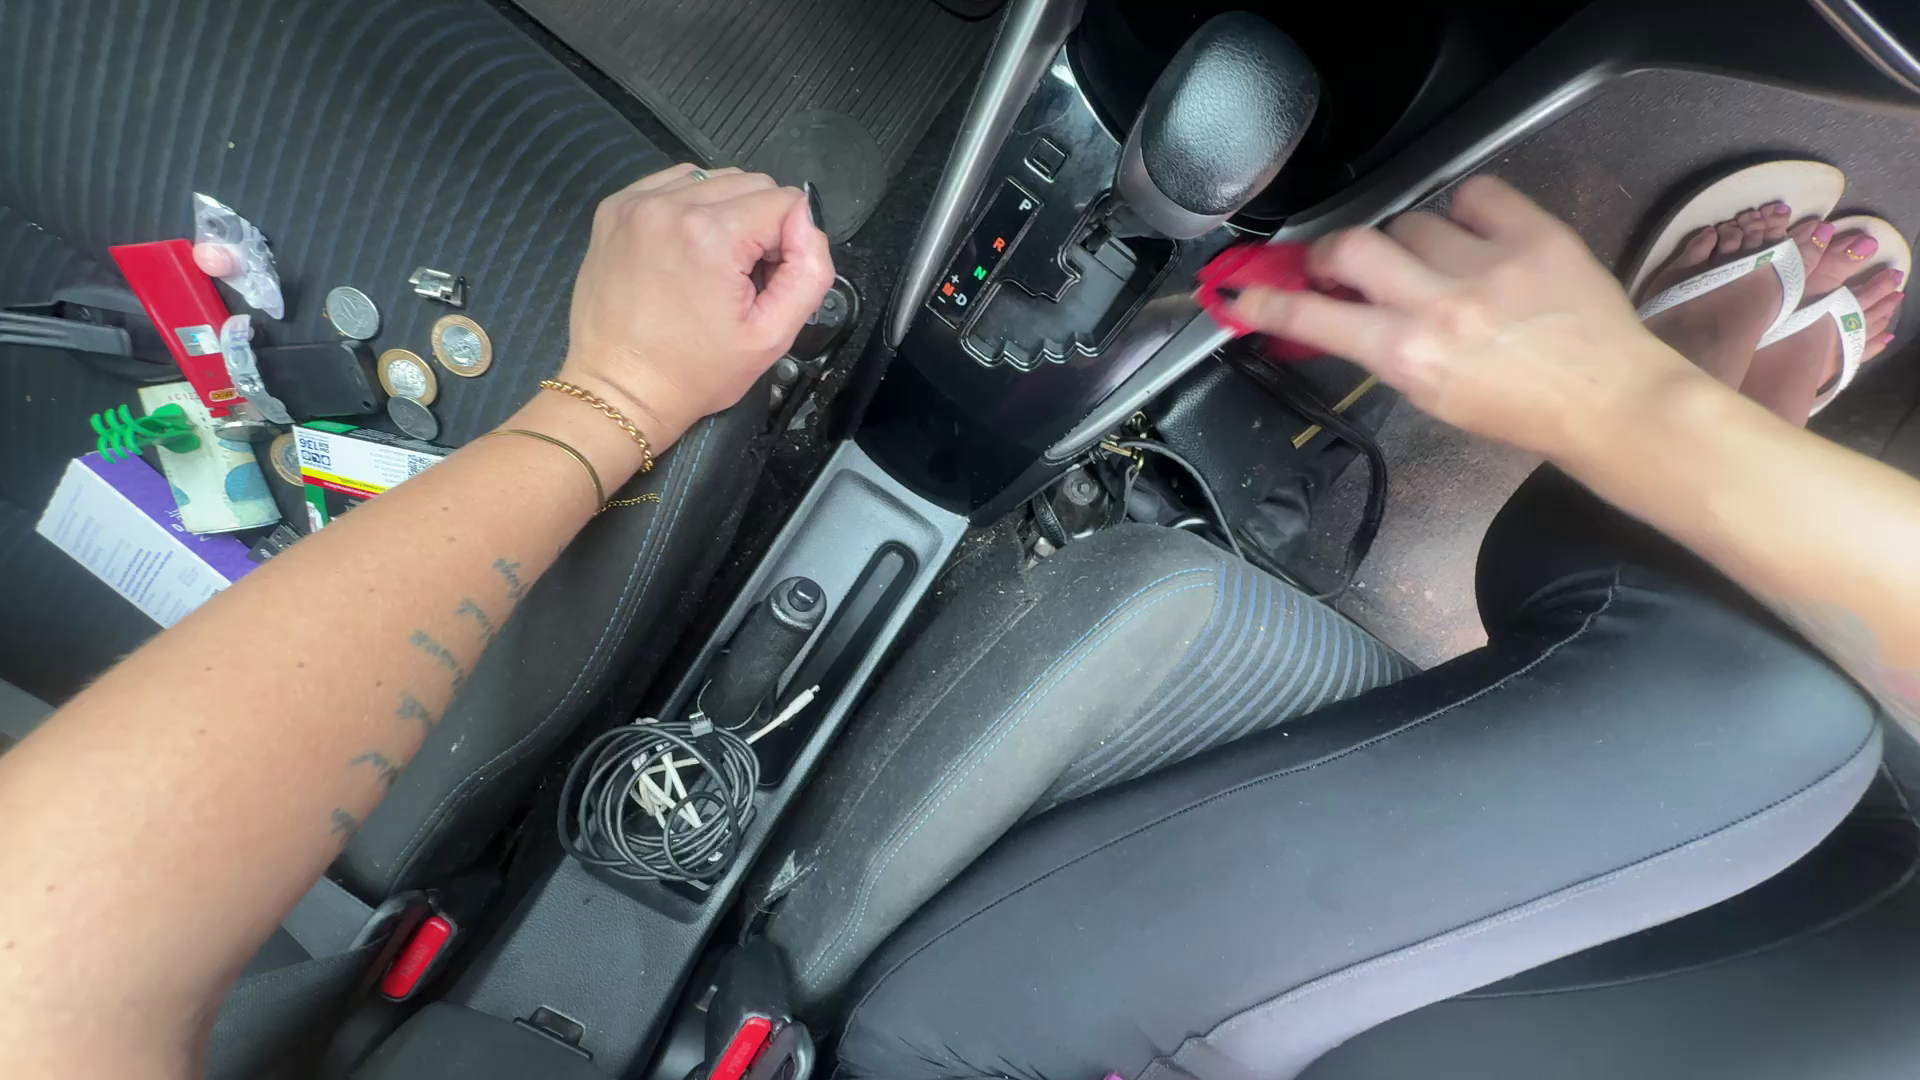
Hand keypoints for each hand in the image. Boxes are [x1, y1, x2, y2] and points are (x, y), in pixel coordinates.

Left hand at [558, 164, 833, 449]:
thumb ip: (809, 274)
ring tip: (716, 265)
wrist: (622, 388)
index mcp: (712, 235)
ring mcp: (637, 202)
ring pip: (714, 178)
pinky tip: (689, 250)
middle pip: (751, 182)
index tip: (769, 282)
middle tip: (746, 278)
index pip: (785, 201)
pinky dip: (693, 208)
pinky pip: (674, 183)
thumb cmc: (696, 372)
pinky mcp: (616, 208)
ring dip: (729, 213)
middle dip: (762, 225)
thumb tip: (808, 225)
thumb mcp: (773, 337)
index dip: (791, 242)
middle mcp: (670, 204)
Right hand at [1225, 176, 1710, 463]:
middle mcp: (1439, 304)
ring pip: (1411, 223)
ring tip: (1433, 265)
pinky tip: (1472, 236)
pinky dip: (1462, 211)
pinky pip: (1474, 194)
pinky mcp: (1537, 234)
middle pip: (1352, 244)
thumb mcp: (1421, 392)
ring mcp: (1489, 264)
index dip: (1262, 304)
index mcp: (1405, 354)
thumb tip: (1337, 310)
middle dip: (1331, 252)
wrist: (1604, 400)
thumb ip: (1376, 346)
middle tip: (1338, 264)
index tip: (1234, 294)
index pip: (1312, 318)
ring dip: (1406, 243)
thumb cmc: (1505, 410)